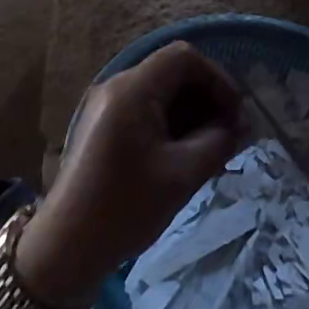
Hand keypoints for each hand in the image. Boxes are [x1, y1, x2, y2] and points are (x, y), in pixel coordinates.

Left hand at [15, 42, 247, 308]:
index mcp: (133, 90)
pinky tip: (188, 155)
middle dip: (207, 98)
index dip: (217, 79)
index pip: (185, 58)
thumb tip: (244, 126)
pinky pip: (148, 110)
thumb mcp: (183, 174)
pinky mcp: (105, 127)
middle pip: (174, 72)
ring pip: (163, 92)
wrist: (65, 250)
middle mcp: (117, 87)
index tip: (235, 115)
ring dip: (193, 113)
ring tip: (213, 149)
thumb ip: (220, 141)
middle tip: (230, 134)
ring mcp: (108, 107)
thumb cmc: (125, 207)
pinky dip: (173, 124)